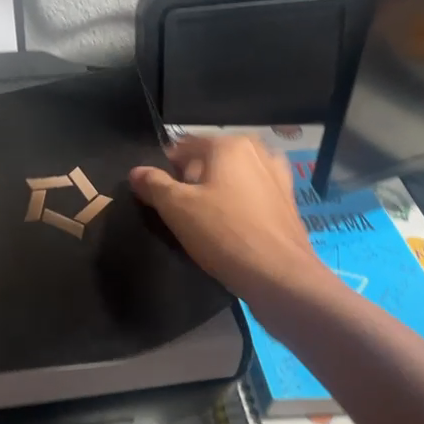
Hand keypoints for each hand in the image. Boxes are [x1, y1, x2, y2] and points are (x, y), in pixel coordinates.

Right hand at [129, 135, 326, 310]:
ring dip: (217, 192)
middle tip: (181, 210)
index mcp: (230, 144)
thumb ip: (153, 185)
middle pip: (211, 160)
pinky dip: (239, 205)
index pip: (185, 146)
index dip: (167, 168)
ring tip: (205, 220)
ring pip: (234, 177)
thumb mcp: (177, 209)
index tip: (158, 194)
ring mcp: (277, 177)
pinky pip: (252, 196)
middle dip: (194, 179)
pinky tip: (231, 229)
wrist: (281, 278)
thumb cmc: (225, 234)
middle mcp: (257, 152)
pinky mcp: (288, 203)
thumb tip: (136, 172)